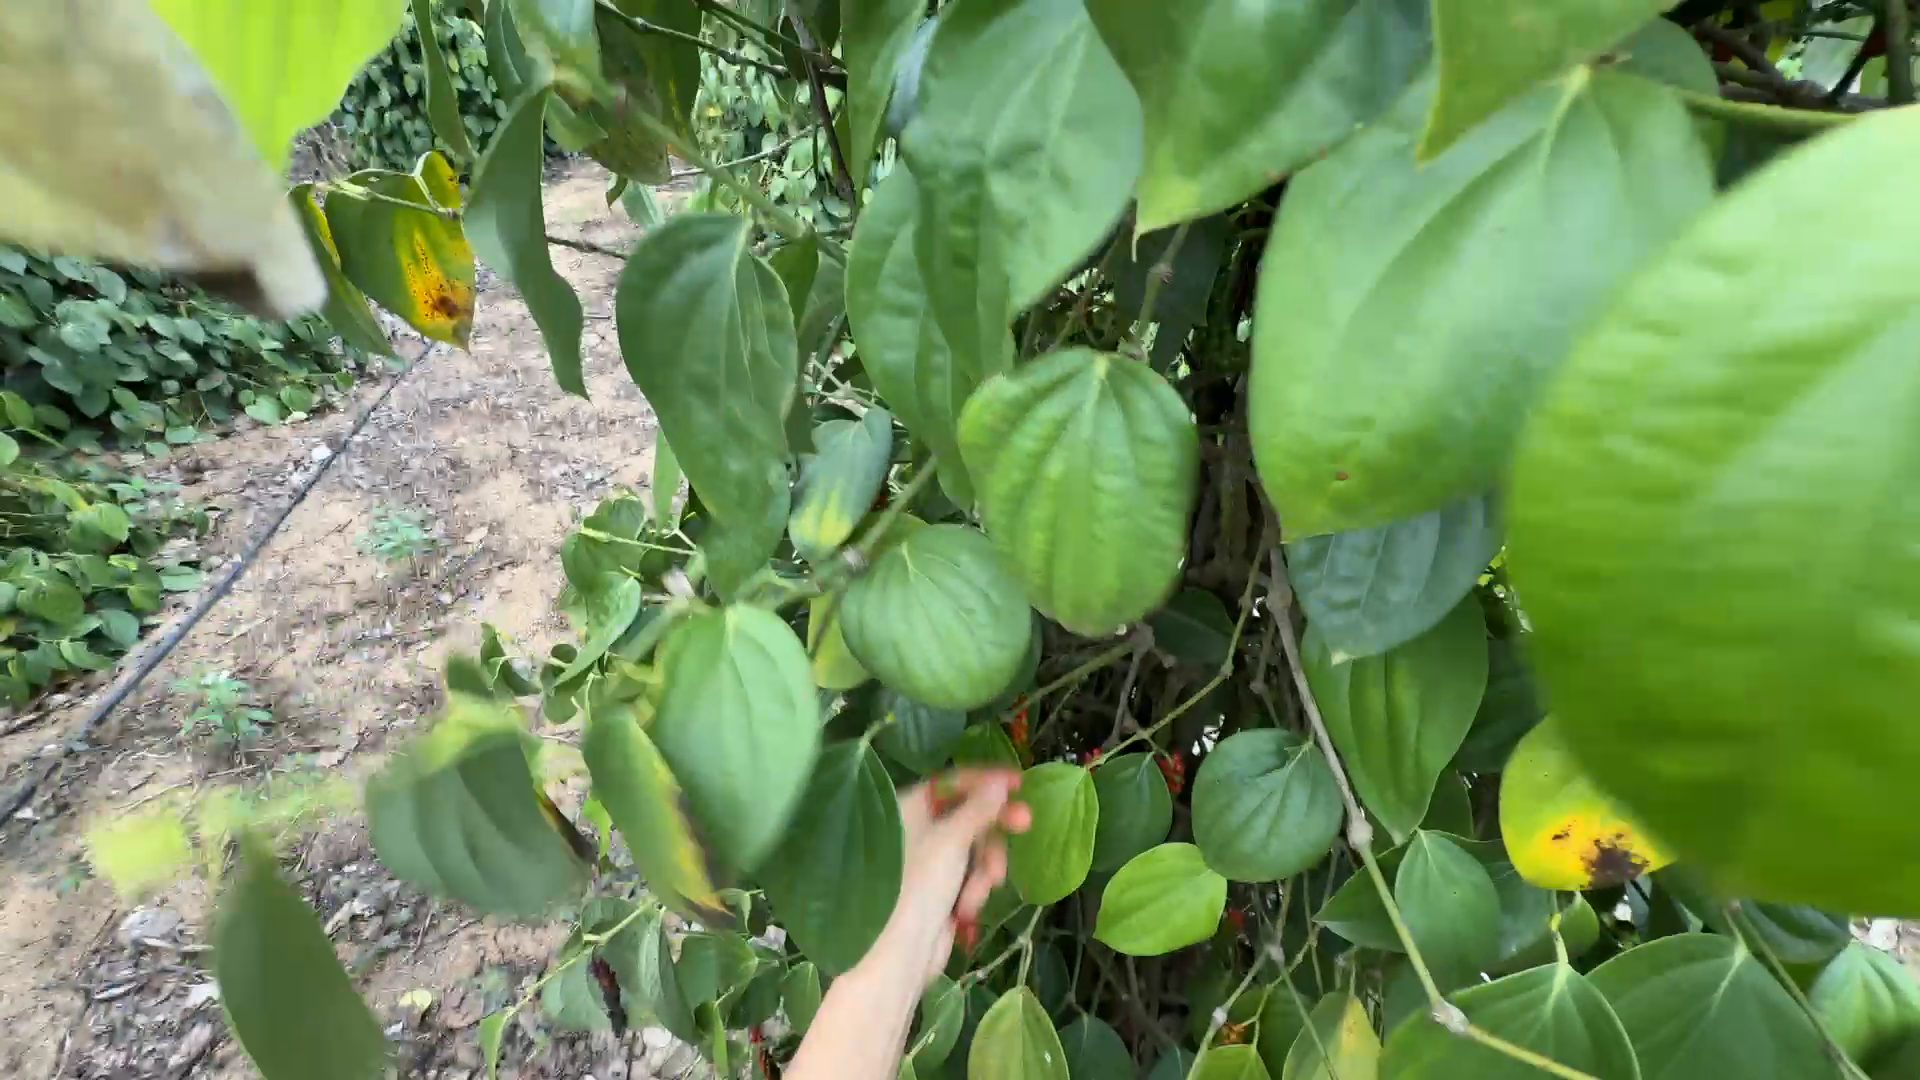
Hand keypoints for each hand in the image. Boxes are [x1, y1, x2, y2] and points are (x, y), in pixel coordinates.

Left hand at [867, 768, 1031, 989]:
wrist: (899, 957)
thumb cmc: (919, 885)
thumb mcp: (952, 840)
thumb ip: (979, 809)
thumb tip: (999, 781)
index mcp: (908, 808)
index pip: (952, 782)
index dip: (985, 781)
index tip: (1018, 782)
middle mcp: (916, 830)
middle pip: (967, 815)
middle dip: (993, 827)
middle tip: (1026, 822)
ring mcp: (928, 862)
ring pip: (973, 848)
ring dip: (985, 866)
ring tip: (987, 886)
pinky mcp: (939, 891)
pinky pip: (968, 876)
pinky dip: (975, 888)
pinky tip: (969, 909)